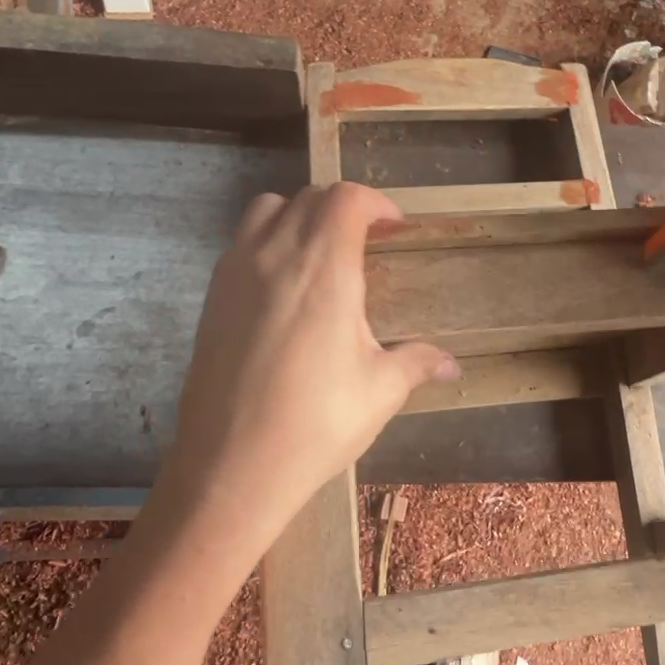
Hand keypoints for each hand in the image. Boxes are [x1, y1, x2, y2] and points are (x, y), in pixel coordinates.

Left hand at [162, 184, 457, 535]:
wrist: (231, 467)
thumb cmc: (316, 424)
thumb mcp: (380, 392)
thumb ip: (417, 363)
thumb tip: (452, 365)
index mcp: (324, 268)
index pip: (346, 199)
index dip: (376, 203)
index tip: (395, 228)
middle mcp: (275, 255)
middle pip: (310, 198)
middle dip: (345, 209)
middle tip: (369, 242)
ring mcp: (235, 273)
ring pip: (268, 210)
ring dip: (301, 216)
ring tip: (322, 254)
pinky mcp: (211, 297)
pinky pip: (241, 243)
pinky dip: (269, 241)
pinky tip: (285, 289)